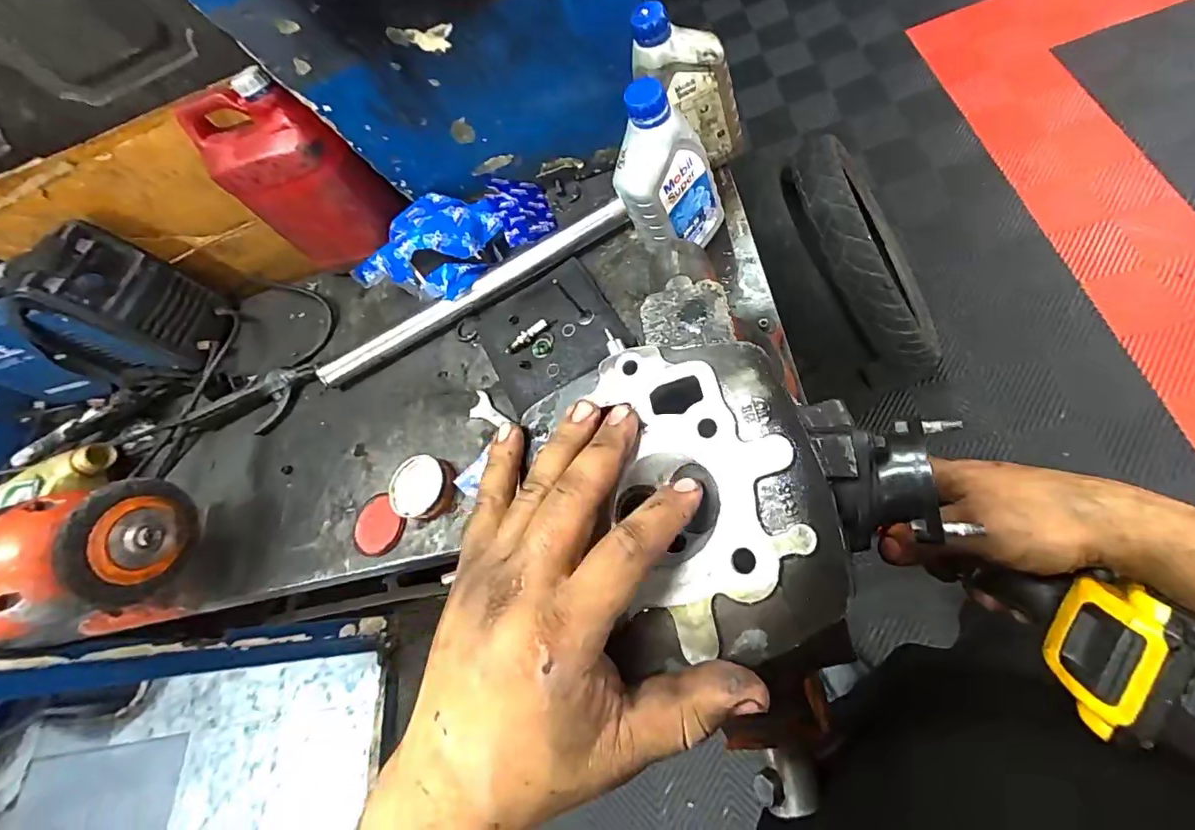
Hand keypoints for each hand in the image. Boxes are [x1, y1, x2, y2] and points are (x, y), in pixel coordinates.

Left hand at [362, 401, 769, 829]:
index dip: (661, 513)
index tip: (688, 487)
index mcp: (562, 628)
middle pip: (571, 500)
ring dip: (562, 445)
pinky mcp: (469, 575)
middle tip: (630, 416)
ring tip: (587, 409)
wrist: (446, 784)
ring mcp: (489, 577)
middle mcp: (521, 590)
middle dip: (605, 451)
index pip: (623, 550)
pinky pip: (485, 507)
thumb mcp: (620, 745)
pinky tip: (511, 436)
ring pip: (531, 492)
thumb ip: (689, 710)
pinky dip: (500, 466)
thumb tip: (748, 691)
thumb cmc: (528, 764)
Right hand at [879, 458, 1161, 580]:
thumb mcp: (975, 532)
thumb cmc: (1037, 520)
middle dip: (944, 560)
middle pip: (934, 527)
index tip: (899, 547)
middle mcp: (970, 490)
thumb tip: (886, 542)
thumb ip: (929, 537)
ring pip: (965, 550)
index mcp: (954, 475)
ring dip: (975, 577)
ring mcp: (996, 513)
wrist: (1109, 530)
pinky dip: (999, 579)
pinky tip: (1014, 593)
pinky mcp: (1019, 536)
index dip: (896, 515)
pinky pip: (992, 560)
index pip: (905, 485)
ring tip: (997, 592)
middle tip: (957, 575)